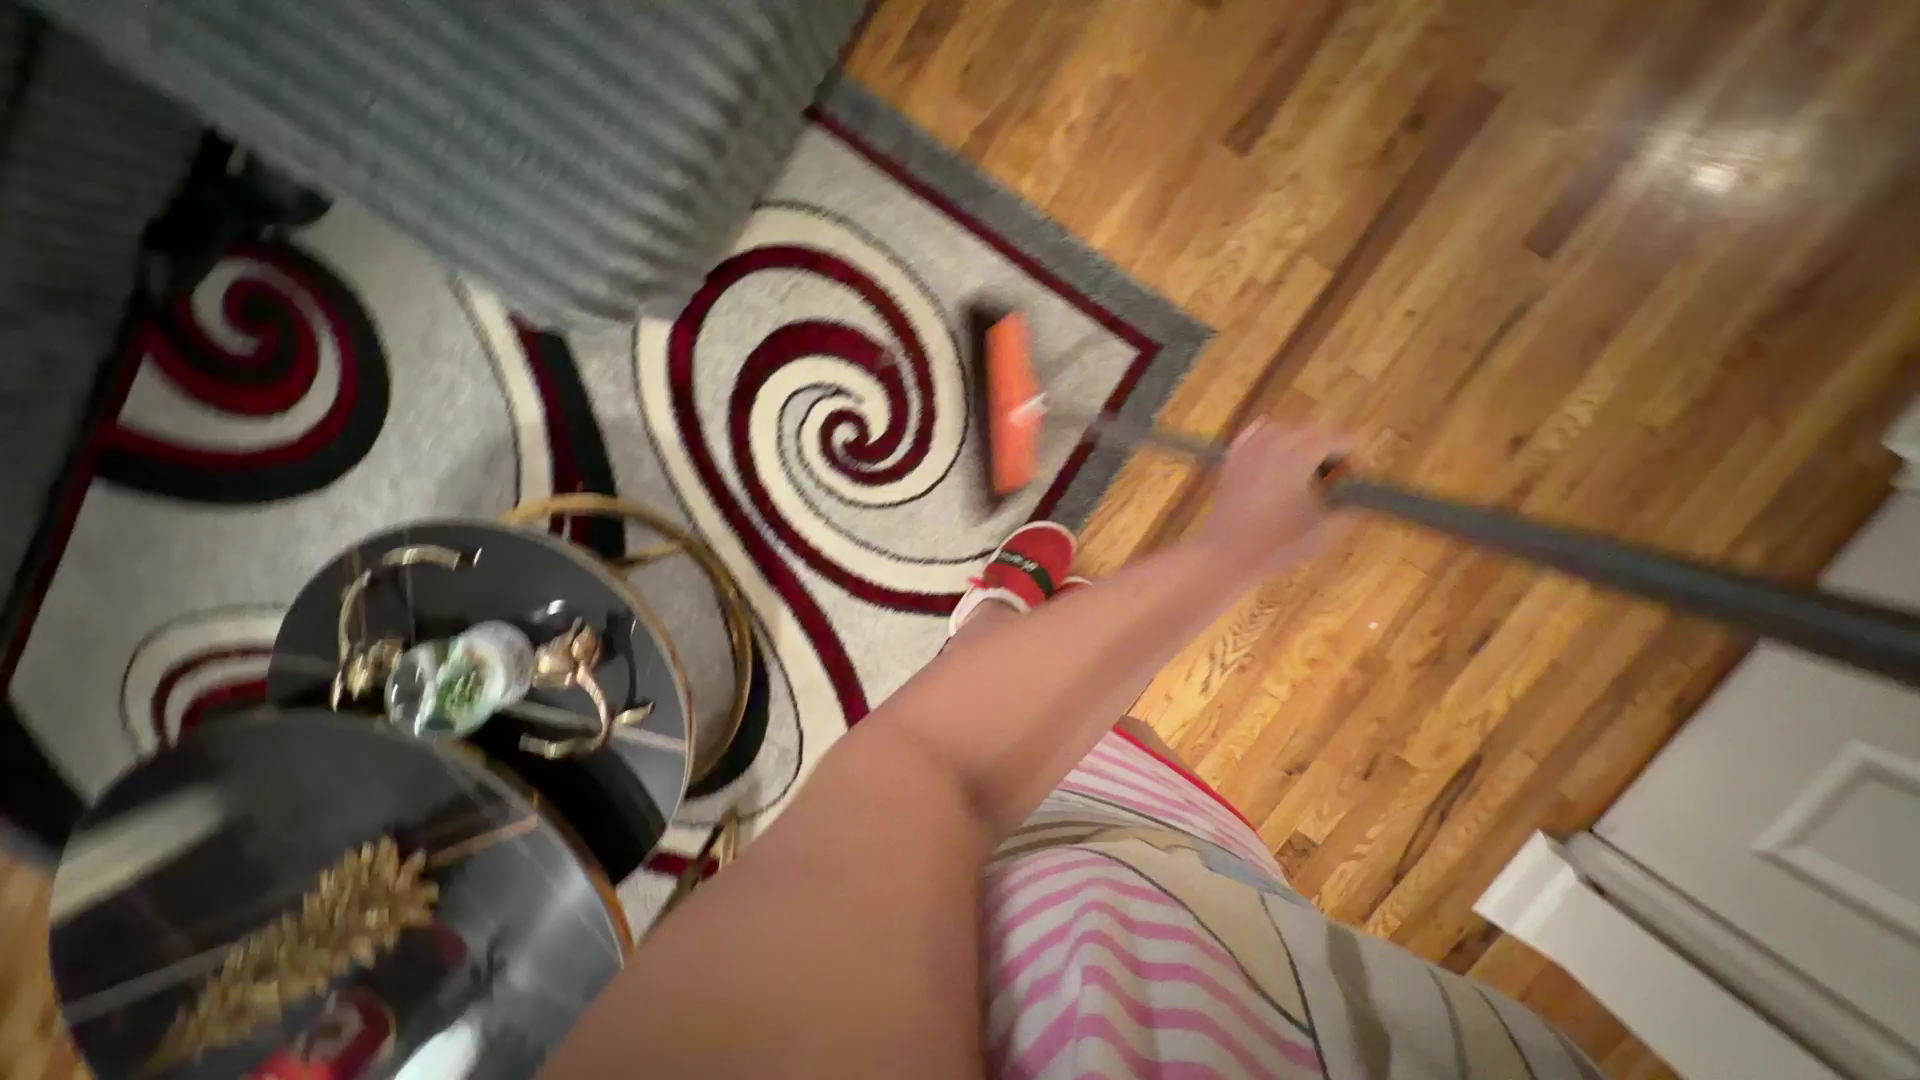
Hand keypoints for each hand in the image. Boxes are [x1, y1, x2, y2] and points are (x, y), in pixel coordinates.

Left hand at [1197, 419, 1349, 581]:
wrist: (1226, 553)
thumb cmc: (1278, 543)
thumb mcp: (1326, 528)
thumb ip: (1351, 503)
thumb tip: (1360, 491)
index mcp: (1302, 452)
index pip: (1342, 439)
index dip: (1355, 458)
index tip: (1356, 482)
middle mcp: (1276, 439)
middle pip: (1316, 430)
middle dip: (1330, 450)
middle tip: (1333, 481)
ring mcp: (1251, 445)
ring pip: (1287, 428)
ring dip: (1302, 444)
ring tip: (1305, 473)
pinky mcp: (1233, 456)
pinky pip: (1258, 434)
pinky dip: (1273, 440)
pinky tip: (1277, 458)